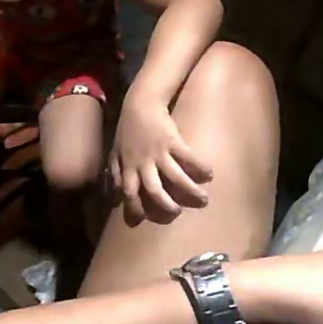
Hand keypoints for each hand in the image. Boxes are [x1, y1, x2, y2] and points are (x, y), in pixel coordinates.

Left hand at [111, 100, 212, 222]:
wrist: (140, 104)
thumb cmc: (128, 131)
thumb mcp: (116, 153)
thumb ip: (115, 174)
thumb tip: (113, 197)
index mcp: (128, 167)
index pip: (129, 192)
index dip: (134, 207)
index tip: (142, 219)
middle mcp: (142, 162)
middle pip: (153, 190)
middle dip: (166, 205)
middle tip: (177, 213)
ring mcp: (158, 152)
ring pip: (174, 177)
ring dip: (189, 191)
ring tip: (203, 200)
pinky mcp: (172, 140)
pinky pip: (188, 157)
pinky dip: (199, 167)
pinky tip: (209, 175)